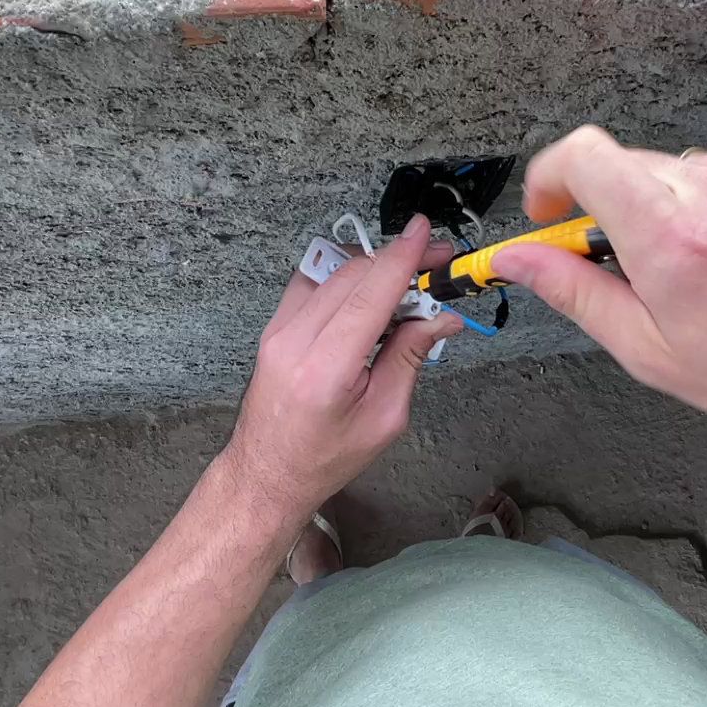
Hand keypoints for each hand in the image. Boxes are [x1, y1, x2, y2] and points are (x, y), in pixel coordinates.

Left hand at [220, 214, 461, 516]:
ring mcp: (277, 330)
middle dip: (396, 259)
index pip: (369, 294)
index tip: (425, 232)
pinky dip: (344, 277)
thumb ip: (409, 358)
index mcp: (325, 369)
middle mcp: (294, 340)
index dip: (402, 258)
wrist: (267, 473)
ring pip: (330, 272)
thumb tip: (440, 318)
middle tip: (434, 261)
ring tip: (406, 277)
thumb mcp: (384, 417)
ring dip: (372, 266)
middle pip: (352, 275)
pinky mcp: (273, 327)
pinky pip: (311, 282)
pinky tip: (367, 290)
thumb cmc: (326, 457)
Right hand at [491, 126, 706, 490]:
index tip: (551, 209)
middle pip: (629, 167)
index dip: (550, 176)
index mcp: (672, 239)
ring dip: (675, 209)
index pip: (583, 157)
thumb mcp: (651, 351)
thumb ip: (573, 291)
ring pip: (684, 172)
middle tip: (637, 265)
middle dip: (615, 209)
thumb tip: (516, 259)